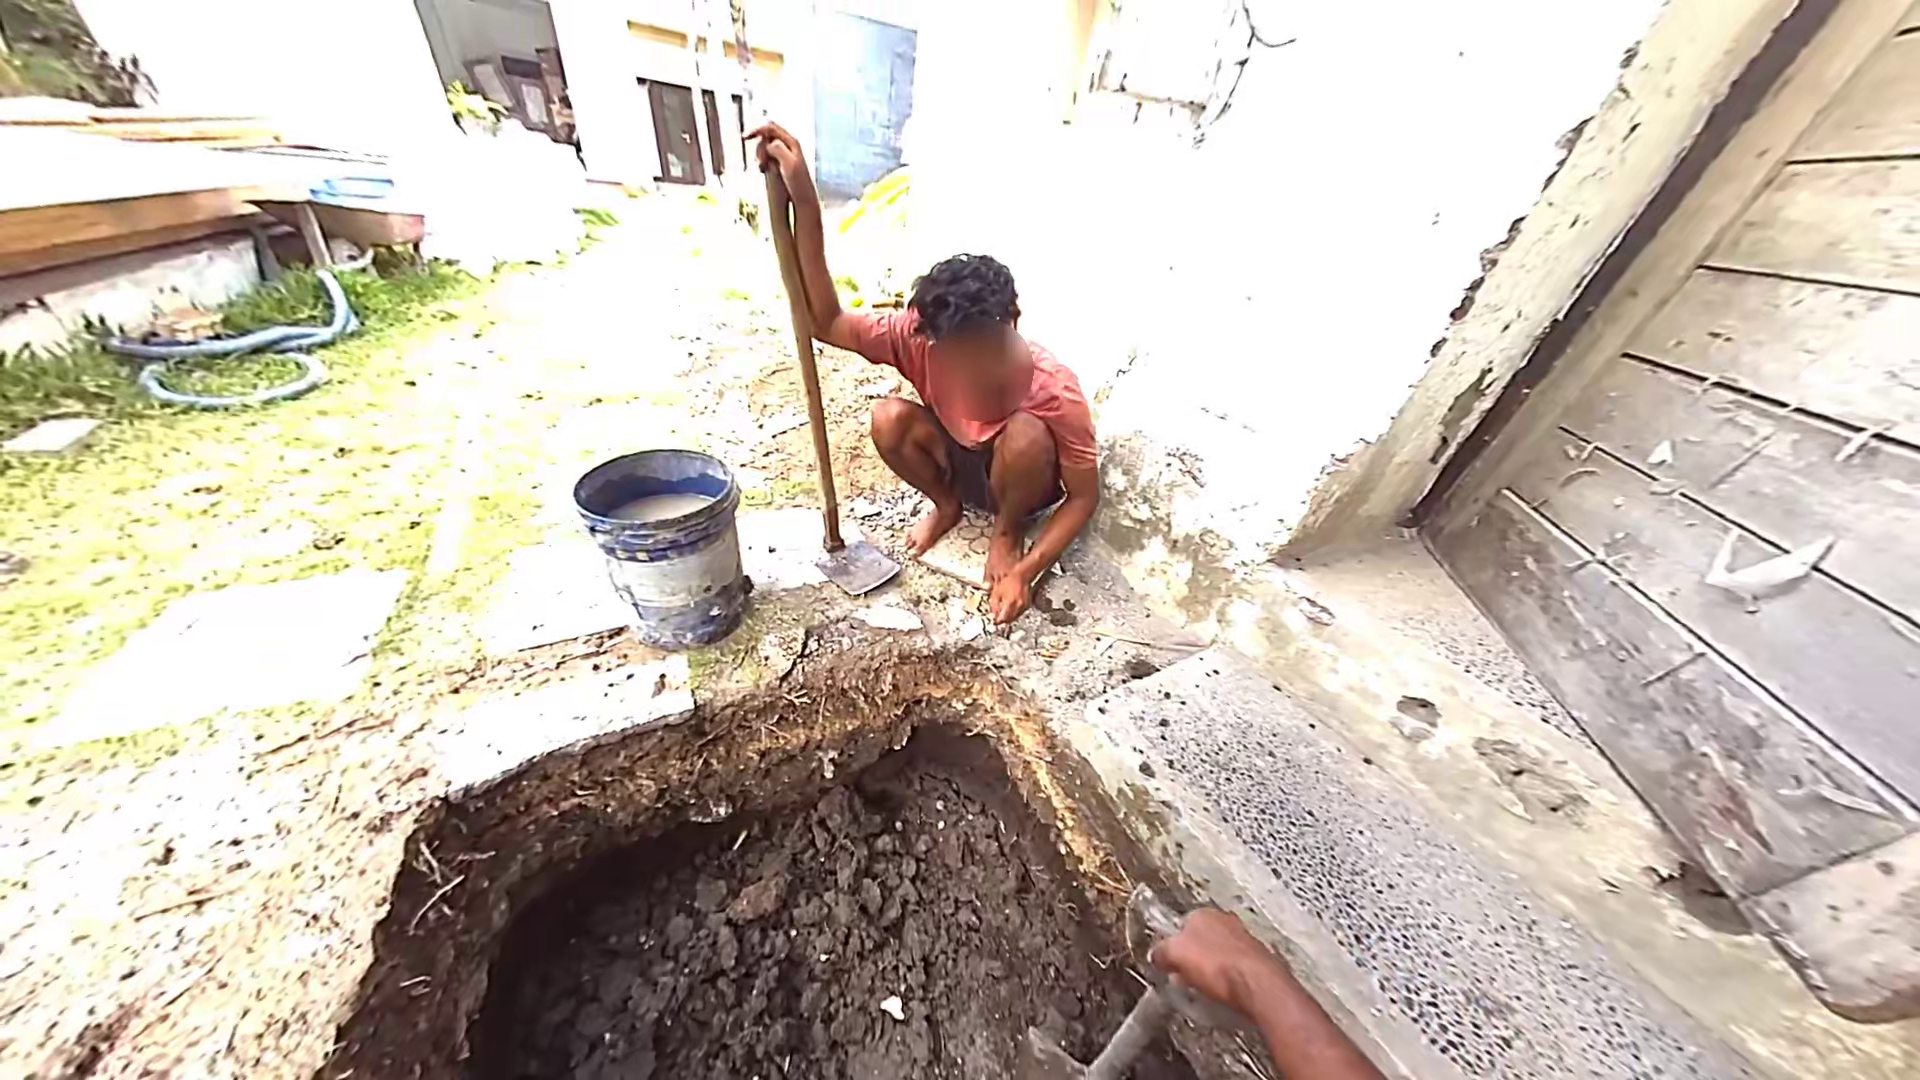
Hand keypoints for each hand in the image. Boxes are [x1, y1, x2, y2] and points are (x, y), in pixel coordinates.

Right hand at [749, 121, 803, 180]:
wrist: (804, 201)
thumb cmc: (798, 184)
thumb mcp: (789, 163)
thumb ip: (778, 148)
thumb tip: (767, 142)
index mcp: (792, 142)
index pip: (771, 128)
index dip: (757, 130)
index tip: (745, 137)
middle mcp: (789, 146)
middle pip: (767, 136)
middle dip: (760, 147)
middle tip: (761, 163)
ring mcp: (786, 155)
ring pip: (766, 147)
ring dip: (760, 155)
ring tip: (762, 169)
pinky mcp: (783, 165)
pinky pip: (768, 157)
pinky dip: (763, 161)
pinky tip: (763, 170)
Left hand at [989, 573, 1031, 624]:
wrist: (1021, 575)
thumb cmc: (1008, 581)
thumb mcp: (997, 592)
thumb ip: (994, 605)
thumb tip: (992, 615)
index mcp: (1010, 604)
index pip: (1003, 619)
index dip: (997, 621)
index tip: (993, 621)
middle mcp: (1018, 606)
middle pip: (1009, 620)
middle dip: (1003, 620)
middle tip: (997, 617)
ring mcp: (1024, 606)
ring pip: (1015, 617)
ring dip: (1009, 617)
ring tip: (1003, 613)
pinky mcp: (1027, 604)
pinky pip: (1020, 613)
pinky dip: (1014, 613)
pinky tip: (1010, 609)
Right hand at [1150, 908, 1292, 1013]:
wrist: (1259, 988)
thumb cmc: (1218, 965)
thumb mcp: (1175, 956)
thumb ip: (1161, 953)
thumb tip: (1156, 956)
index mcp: (1203, 913)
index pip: (1181, 926)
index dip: (1174, 948)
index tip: (1171, 967)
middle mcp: (1225, 921)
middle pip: (1202, 941)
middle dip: (1194, 961)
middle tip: (1188, 981)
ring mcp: (1245, 940)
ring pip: (1221, 956)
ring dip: (1214, 972)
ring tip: (1209, 993)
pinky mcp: (1260, 963)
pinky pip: (1238, 971)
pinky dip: (1232, 982)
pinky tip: (1228, 996)